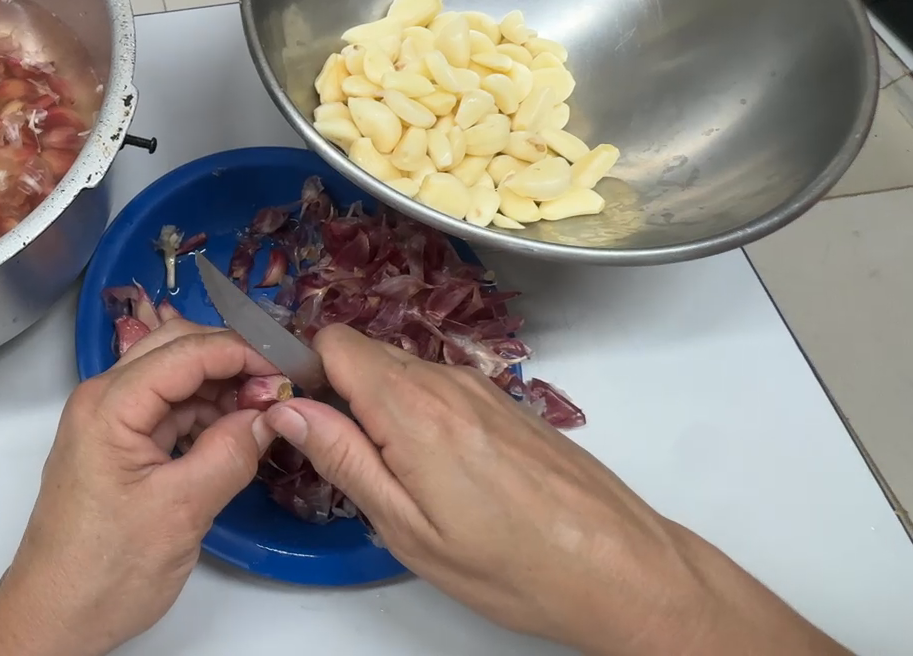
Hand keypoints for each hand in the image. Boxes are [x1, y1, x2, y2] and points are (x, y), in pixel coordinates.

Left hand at [0, 321, 275, 655]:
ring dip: (218, 388)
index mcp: (110, 402)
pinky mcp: (118, 442)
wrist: (55, 614)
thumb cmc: (106, 568)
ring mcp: (109, 418)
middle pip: (175, 350)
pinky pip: (166, 409)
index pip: (184, 351)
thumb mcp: (180, 512)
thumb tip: (271, 415)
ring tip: (265, 412)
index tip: (288, 369)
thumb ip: (229, 455)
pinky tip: (234, 431)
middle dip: (229, 362)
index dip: (239, 353)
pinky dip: (202, 413)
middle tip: (280, 387)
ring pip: (172, 378)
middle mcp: (104, 396)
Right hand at [264, 324, 848, 655]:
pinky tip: (443, 467)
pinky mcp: (501, 397)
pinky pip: (434, 382)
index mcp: (407, 405)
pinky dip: (416, 407)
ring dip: (378, 401)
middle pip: (361, 351)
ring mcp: (475, 384)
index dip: (306, 368)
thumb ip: (340, 458)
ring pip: (397, 367)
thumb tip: (284, 408)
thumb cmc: (509, 564)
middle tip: (350, 454)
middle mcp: (439, 378)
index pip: (331, 340)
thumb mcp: (406, 528)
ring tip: (401, 470)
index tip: (306, 415)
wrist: (628, 572)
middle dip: (338, 389)